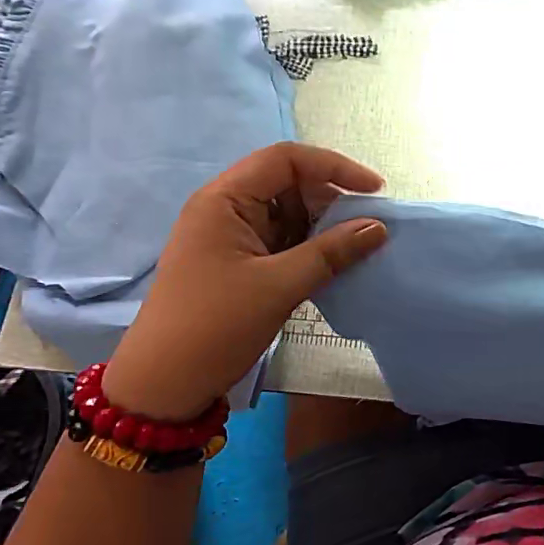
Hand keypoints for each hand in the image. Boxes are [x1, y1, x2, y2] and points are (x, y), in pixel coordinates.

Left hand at [104, 143, 387, 420]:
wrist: (165, 384)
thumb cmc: (215, 326)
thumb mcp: (279, 286)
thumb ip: (331, 252)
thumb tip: (378, 227)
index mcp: (225, 200)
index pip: (285, 160)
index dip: (334, 167)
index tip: (374, 190)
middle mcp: (226, 209)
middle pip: (288, 184)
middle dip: (331, 199)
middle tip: (369, 226)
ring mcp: (232, 237)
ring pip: (288, 215)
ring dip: (323, 227)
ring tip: (358, 247)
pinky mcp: (239, 263)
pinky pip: (282, 241)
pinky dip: (310, 248)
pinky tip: (336, 264)